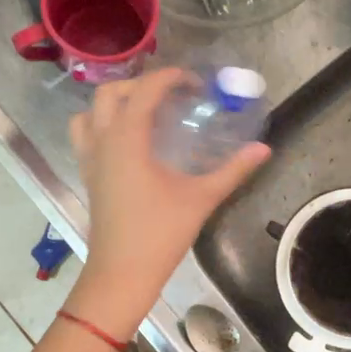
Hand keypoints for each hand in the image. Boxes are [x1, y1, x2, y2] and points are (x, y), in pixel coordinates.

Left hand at [65, 67, 270, 335]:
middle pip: (112, 92)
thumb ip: (233, 170)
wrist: (122, 272)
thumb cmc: (160, 234)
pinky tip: (131, 142)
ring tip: (145, 113)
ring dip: (115, 103)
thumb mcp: (201, 198)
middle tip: (172, 96)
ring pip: (91, 112)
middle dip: (141, 85)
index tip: (196, 85)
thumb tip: (263, 149)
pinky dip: (103, 125)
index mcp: (127, 138)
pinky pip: (87, 135)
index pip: (145, 90)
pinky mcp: (88, 175)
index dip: (171, 78)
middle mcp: (103, 140)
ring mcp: (90, 158)